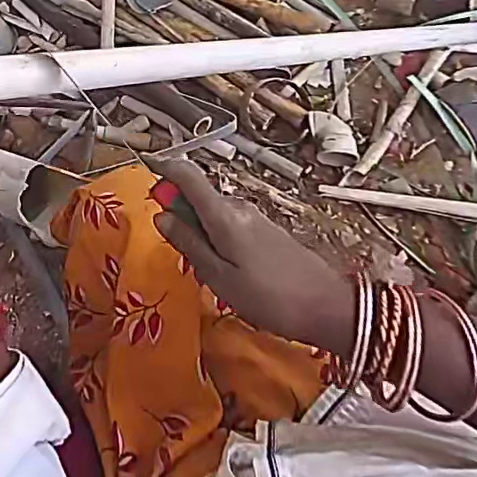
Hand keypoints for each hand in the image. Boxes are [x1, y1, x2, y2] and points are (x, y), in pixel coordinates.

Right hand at [147, 157, 350, 348]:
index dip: (163, 167)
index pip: (187, 174)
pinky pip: (227, 222)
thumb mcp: (218, 277)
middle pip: (196, 195)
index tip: (145, 167)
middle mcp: (238, 206)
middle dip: (178, 213)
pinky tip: (227, 269)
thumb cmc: (270, 298)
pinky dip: (215, 236)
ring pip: (210, 211)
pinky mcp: (264, 228)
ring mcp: (253, 216)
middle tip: (179, 250)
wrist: (331, 309)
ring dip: (198, 230)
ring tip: (208, 269)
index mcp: (223, 215)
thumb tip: (162, 216)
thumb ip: (188, 243)